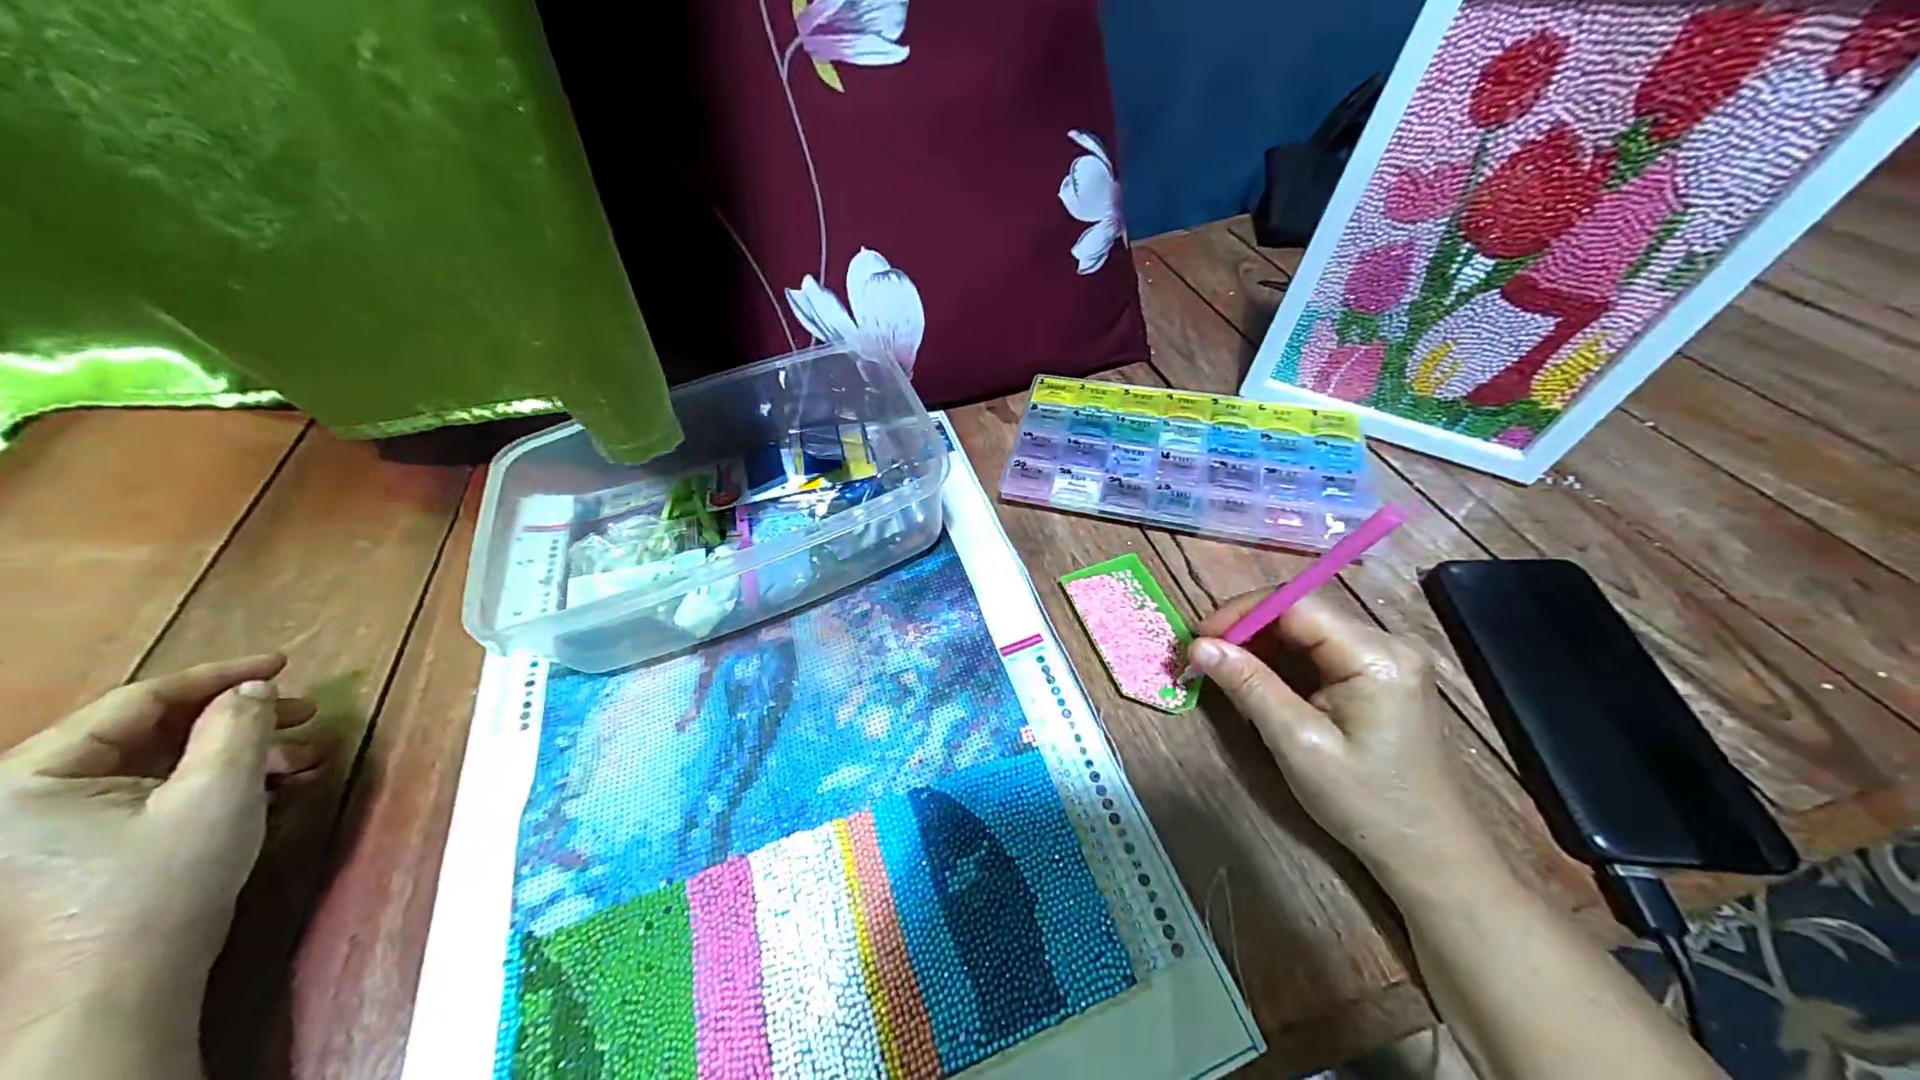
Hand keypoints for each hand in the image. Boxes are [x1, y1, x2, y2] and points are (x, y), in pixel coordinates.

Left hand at [0, 655, 324, 1073]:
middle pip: (153, 732)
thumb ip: (239, 728)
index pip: (140, 701)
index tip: (284, 664)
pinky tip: (275, 783)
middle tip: (305, 713)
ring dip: (240, 752)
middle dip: (238, 720)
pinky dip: (220, 781)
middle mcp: (31, 795)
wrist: (124, 991)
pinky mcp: (89, 848)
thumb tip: (255, 688)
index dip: (219, 676)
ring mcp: (57, 826)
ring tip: (307, 755)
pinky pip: (158, 793)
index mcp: (34, 777)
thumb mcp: (219, 794)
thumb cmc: (163, 884)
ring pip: (163, 763)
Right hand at [1188, 593, 1493, 885]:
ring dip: (1260, 646)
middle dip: (1246, 630)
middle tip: (1204, 659)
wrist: (1427, 850)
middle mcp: (1388, 642)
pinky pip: (1318, 650)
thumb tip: (1198, 646)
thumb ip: (1249, 685)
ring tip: (1226, 674)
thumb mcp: (1297, 742)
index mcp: (1376, 656)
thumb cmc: (1364, 802)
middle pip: (1300, 612)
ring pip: (1305, 629)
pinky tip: (1261, 685)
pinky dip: (1282, 661)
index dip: (1240, 613)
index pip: (1295, 604)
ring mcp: (1387, 656)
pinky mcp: (1379, 672)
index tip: (1199, 640)